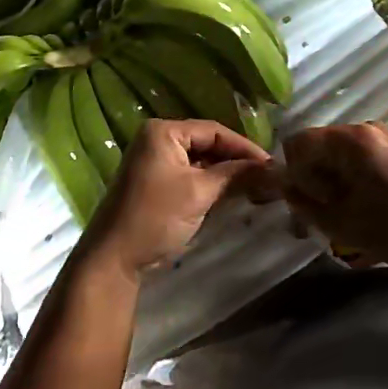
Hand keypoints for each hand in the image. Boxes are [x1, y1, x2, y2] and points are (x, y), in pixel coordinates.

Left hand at [79, 120, 272, 277]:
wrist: (115, 257)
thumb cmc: (156, 216)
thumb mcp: (199, 192)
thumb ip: (235, 174)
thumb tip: (270, 167)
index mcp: (163, 131)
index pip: (214, 131)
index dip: (244, 147)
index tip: (272, 164)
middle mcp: (158, 139)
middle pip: (208, 144)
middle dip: (237, 160)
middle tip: (268, 176)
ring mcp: (156, 161)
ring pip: (201, 161)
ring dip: (227, 174)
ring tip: (258, 186)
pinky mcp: (157, 183)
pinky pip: (191, 175)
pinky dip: (212, 184)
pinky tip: (235, 194)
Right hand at [282, 122, 387, 282]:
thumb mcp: (350, 225)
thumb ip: (308, 206)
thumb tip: (287, 190)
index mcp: (351, 139)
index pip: (297, 143)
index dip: (292, 175)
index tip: (304, 209)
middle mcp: (368, 131)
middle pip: (320, 150)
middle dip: (314, 184)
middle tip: (325, 224)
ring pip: (343, 162)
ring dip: (337, 191)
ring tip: (352, 228)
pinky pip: (366, 167)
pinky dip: (359, 190)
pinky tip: (376, 222)